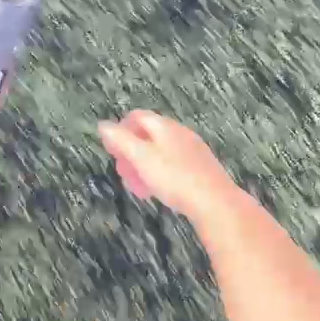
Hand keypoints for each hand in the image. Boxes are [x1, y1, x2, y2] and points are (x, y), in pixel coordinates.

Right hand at [97, 110, 238, 223]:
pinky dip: (160, 173)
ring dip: (144, 165)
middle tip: (123, 171)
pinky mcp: (202, 167)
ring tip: (138, 186)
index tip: (111, 149)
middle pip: (148, 134)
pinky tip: (160, 190)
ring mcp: (193, 149)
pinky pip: (174, 164)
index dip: (120, 129)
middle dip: (131, 151)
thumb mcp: (141, 158)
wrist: (217, 203)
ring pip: (161, 151)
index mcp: (164, 126)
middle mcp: (179, 132)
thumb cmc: (174, 178)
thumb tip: (103, 125)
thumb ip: (120, 139)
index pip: (137, 116)